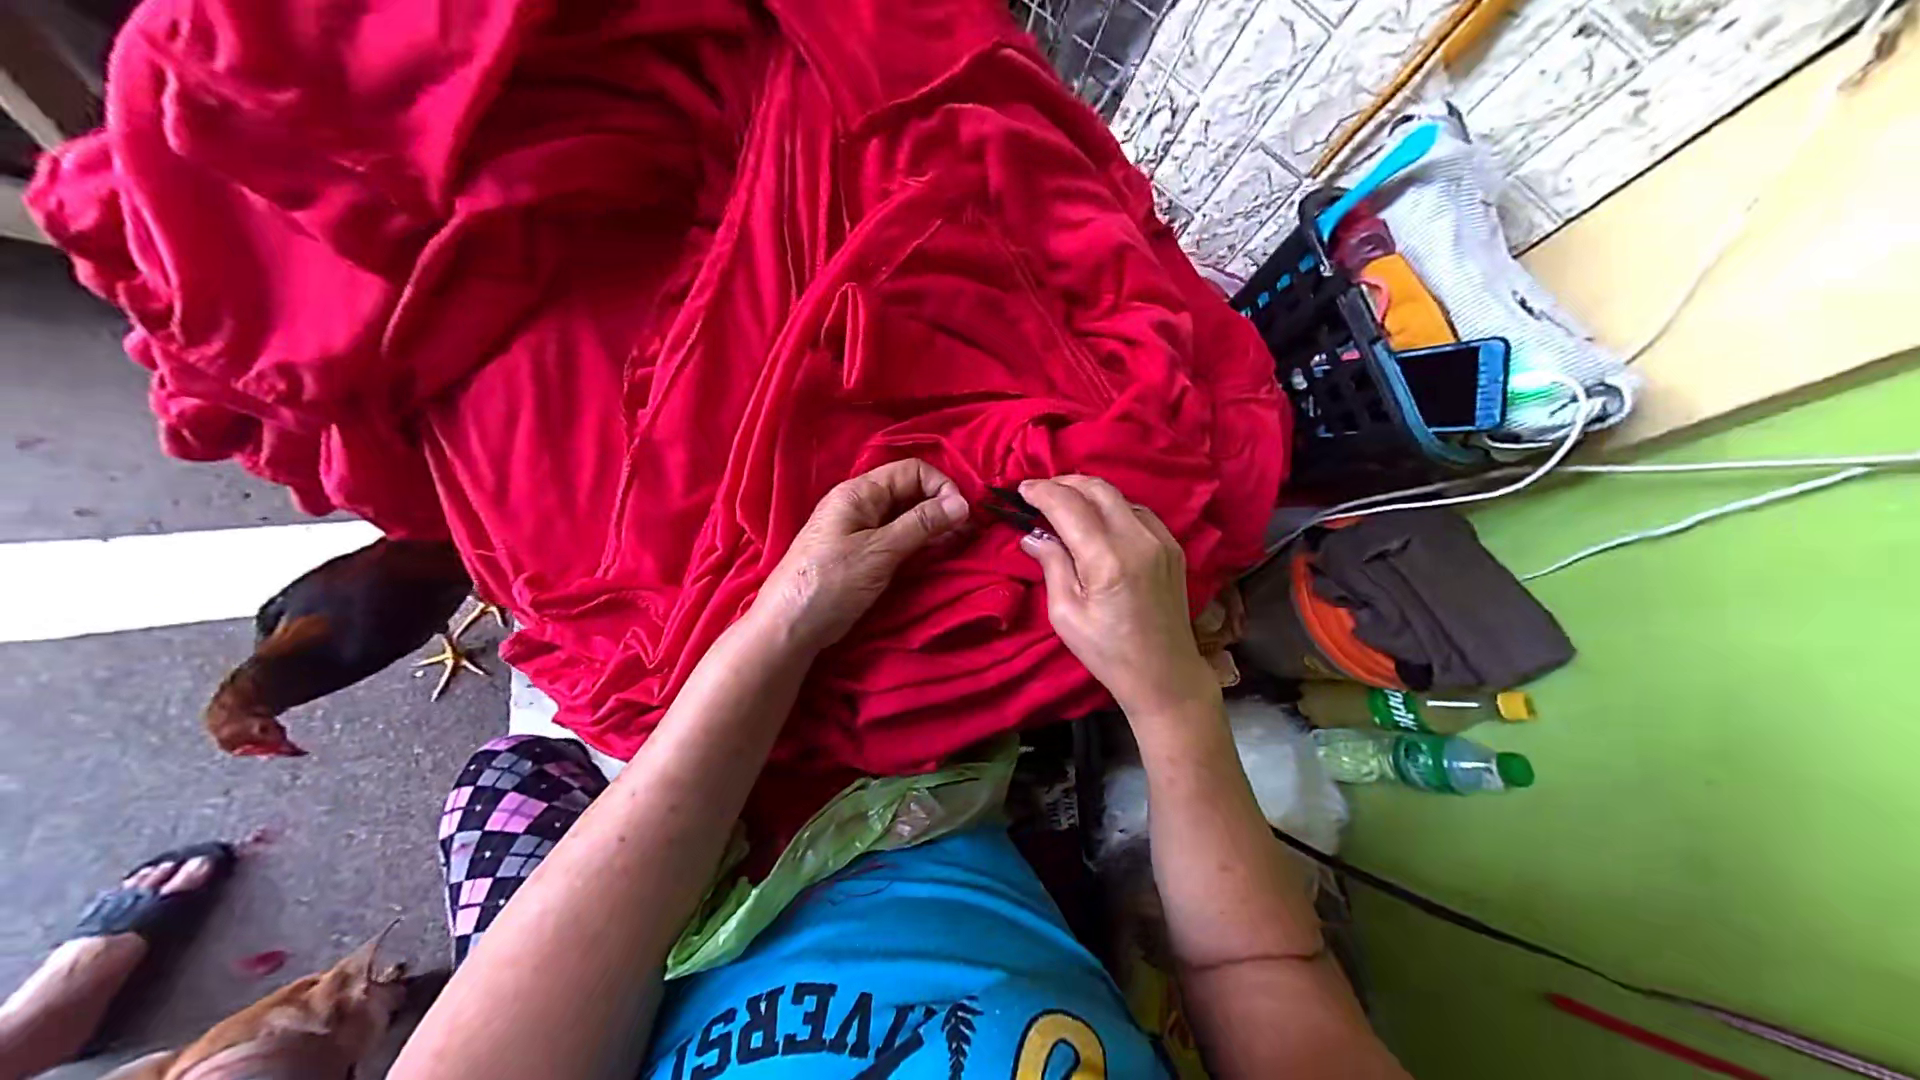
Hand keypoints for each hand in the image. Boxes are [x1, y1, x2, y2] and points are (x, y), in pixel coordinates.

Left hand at [751, 459, 969, 651]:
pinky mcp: (862, 554)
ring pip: (906, 516)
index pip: (911, 470)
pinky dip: (919, 542)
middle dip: (941, 506)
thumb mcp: (879, 551)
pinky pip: (897, 537)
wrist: (789, 626)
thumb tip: (962, 502)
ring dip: (933, 526)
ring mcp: (860, 529)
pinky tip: (935, 554)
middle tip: (968, 533)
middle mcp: (860, 504)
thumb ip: (921, 524)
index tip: (963, 514)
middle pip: (910, 491)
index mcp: (859, 492)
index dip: (941, 486)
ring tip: (957, 544)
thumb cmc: (831, 583)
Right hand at [1017, 476, 1219, 718]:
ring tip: (1064, 504)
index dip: (1042, 492)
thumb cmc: (1108, 652)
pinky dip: (1111, 507)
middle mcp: (1139, 540)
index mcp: (1108, 559)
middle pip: (1097, 488)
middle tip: (1040, 493)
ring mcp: (1161, 540)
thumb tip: (1033, 535)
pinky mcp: (1172, 547)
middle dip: (1064, 483)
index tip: (1022, 490)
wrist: (1165, 674)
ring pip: (1119, 496)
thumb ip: (1052, 566)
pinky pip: (1137, 512)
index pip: (1069, 505)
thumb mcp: (1066, 614)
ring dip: (1088, 493)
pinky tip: (1097, 521)